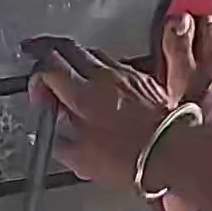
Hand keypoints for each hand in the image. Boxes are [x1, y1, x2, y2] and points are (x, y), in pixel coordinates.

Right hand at [25, 37, 173, 190]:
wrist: (175, 154)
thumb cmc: (134, 160)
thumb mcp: (84, 161)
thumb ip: (62, 143)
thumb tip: (54, 137)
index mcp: (82, 94)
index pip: (47, 67)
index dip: (36, 79)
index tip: (38, 95)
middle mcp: (102, 77)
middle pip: (67, 49)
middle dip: (49, 55)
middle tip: (42, 65)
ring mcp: (125, 75)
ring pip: (92, 54)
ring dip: (77, 62)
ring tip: (73, 80)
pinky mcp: (144, 80)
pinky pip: (116, 66)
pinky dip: (102, 72)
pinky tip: (103, 89)